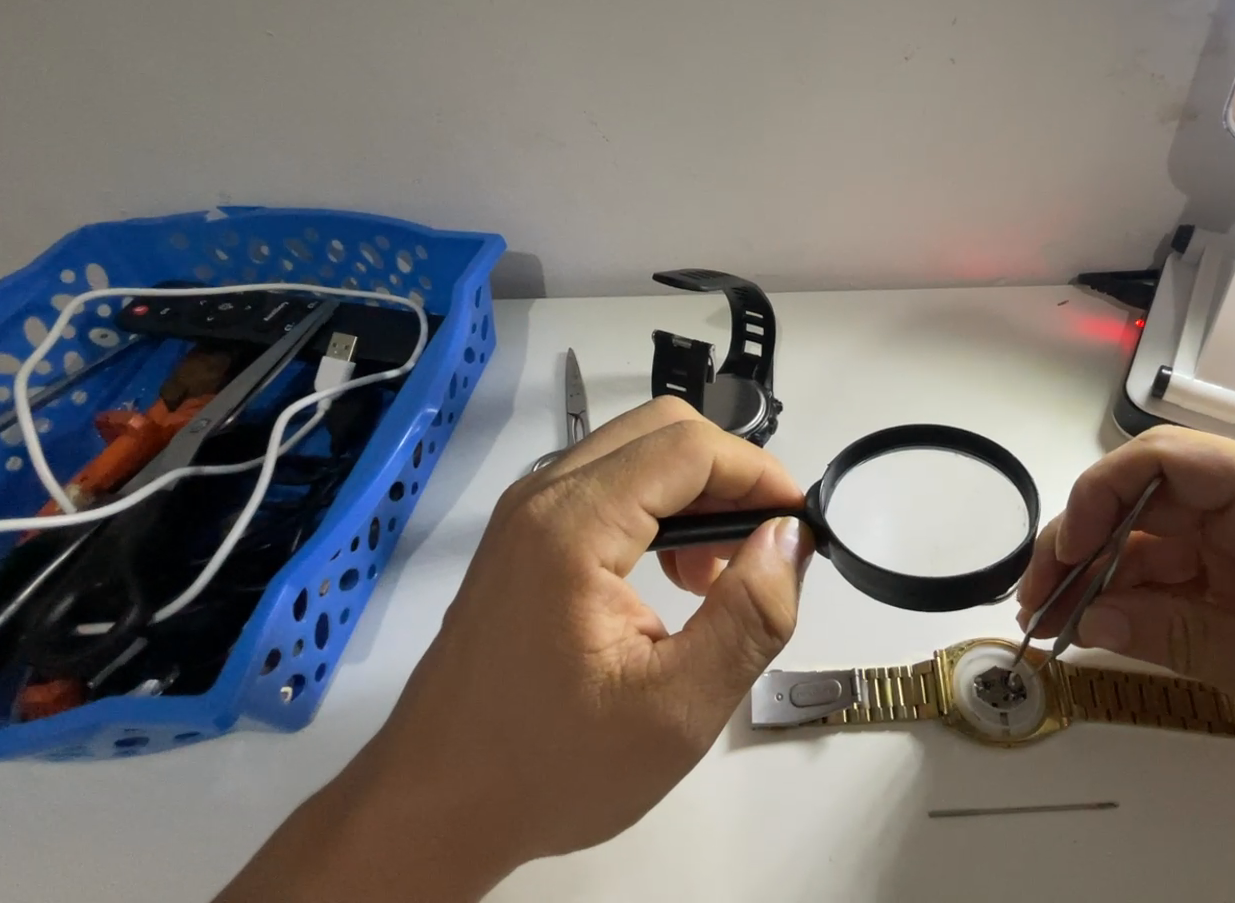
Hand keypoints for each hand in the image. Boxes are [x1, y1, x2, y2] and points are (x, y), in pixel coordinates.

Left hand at [219, 398, 812, 900]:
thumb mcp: (677, 710)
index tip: (800, 522)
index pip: (689, 448)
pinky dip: (660, 506)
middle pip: (662, 429)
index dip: (758, 472)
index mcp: (573, 526)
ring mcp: (527, 510)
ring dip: (696, 491)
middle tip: (764, 542)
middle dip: (729, 473)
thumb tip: (790, 537)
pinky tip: (673, 577)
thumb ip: (749, 616)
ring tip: (718, 571)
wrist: (433, 804)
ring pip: (637, 450)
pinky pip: (609, 482)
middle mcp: (543, 495)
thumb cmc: (552, 766)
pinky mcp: (524, 532)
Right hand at [1017, 426, 1234, 805]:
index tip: (1065, 556)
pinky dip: (1143, 602)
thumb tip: (1086, 617)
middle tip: (1037, 603)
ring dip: (1105, 579)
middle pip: (1151, 501)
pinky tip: (1103, 628)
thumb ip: (1179, 637)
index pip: (1170, 461)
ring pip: (1160, 542)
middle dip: (1086, 546)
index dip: (1101, 496)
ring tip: (1054, 624)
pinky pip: (1188, 578)